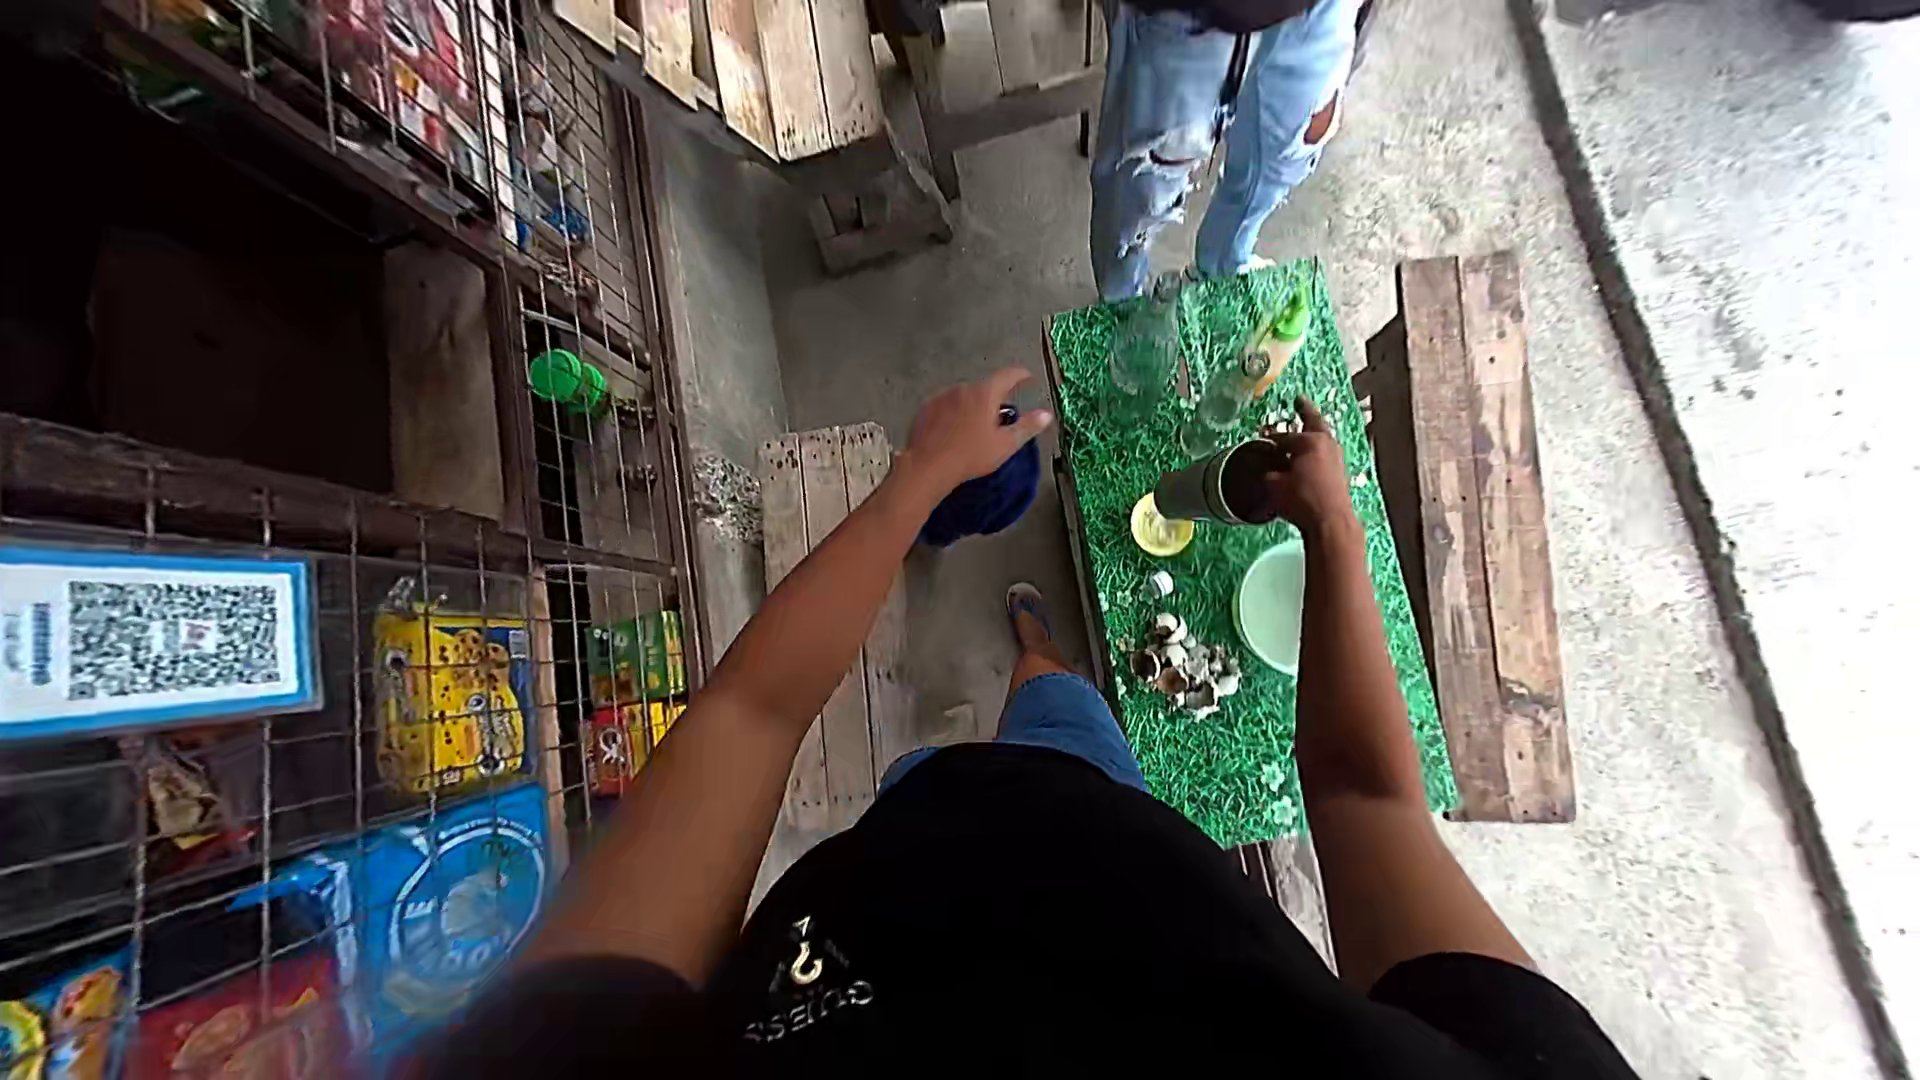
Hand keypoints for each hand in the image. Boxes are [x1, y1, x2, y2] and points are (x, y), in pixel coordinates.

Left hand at [900, 368, 1054, 494]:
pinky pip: (945, 406)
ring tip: (973, 429)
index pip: (1008, 375)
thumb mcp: (1005, 445)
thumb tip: (1046, 414)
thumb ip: (1027, 427)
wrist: (927, 467)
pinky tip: (952, 432)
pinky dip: (952, 414)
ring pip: (963, 397)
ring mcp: (941, 397)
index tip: (1027, 377)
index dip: (1021, 375)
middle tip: (998, 420)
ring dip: (971, 406)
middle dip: (993, 399)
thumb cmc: (970, 456)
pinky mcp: (924, 409)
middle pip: (984, 388)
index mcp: (985, 393)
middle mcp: (962, 388)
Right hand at [1262, 396, 1357, 540]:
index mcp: (1309, 441)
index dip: (1268, 438)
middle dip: (1305, 411)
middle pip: (1313, 422)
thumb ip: (1268, 472)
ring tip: (1304, 427)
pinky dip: (1315, 449)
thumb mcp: (1273, 485)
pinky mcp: (1339, 470)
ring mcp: (1336, 456)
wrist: (1329, 520)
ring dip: (1312, 431)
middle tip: (1299, 400)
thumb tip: (1269, 470)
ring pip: (1321, 437)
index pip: (1282, 436)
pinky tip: (1307, 454)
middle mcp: (1326, 443)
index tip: (1259, 438)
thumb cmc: (1301, 499)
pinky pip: (1324, 452)